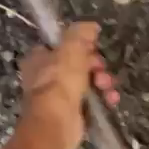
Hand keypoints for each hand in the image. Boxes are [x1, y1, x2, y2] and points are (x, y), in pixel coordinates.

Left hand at [20, 23, 117, 148]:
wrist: (56, 122)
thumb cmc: (60, 81)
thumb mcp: (71, 48)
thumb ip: (81, 33)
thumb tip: (91, 26)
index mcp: (38, 58)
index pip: (60, 45)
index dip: (79, 45)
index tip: (93, 47)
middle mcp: (44, 76)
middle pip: (76, 63)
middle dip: (95, 65)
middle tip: (101, 69)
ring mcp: (56, 96)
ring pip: (86, 82)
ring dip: (103, 82)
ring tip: (108, 87)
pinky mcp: (70, 112)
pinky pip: (90, 100)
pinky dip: (102, 99)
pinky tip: (111, 100)